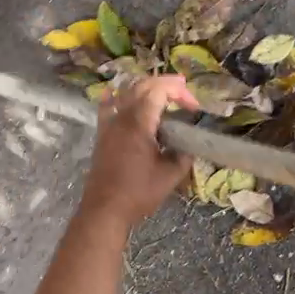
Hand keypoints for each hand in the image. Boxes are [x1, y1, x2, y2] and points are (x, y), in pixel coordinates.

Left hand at [78, 74, 197, 231]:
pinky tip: (114, 93)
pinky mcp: (102, 136)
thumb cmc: (138, 193)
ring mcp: (108, 125)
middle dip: (164, 84)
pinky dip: (114, 97)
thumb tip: (189, 146)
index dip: (178, 91)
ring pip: (124, 94)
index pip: (158, 90)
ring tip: (160, 93)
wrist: (105, 209)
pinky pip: (106, 108)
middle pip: (141, 86)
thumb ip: (183, 155)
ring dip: (144, 88)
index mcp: (139, 123)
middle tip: (183, 90)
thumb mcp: (170, 176)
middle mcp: (121, 117)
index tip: (193, 107)